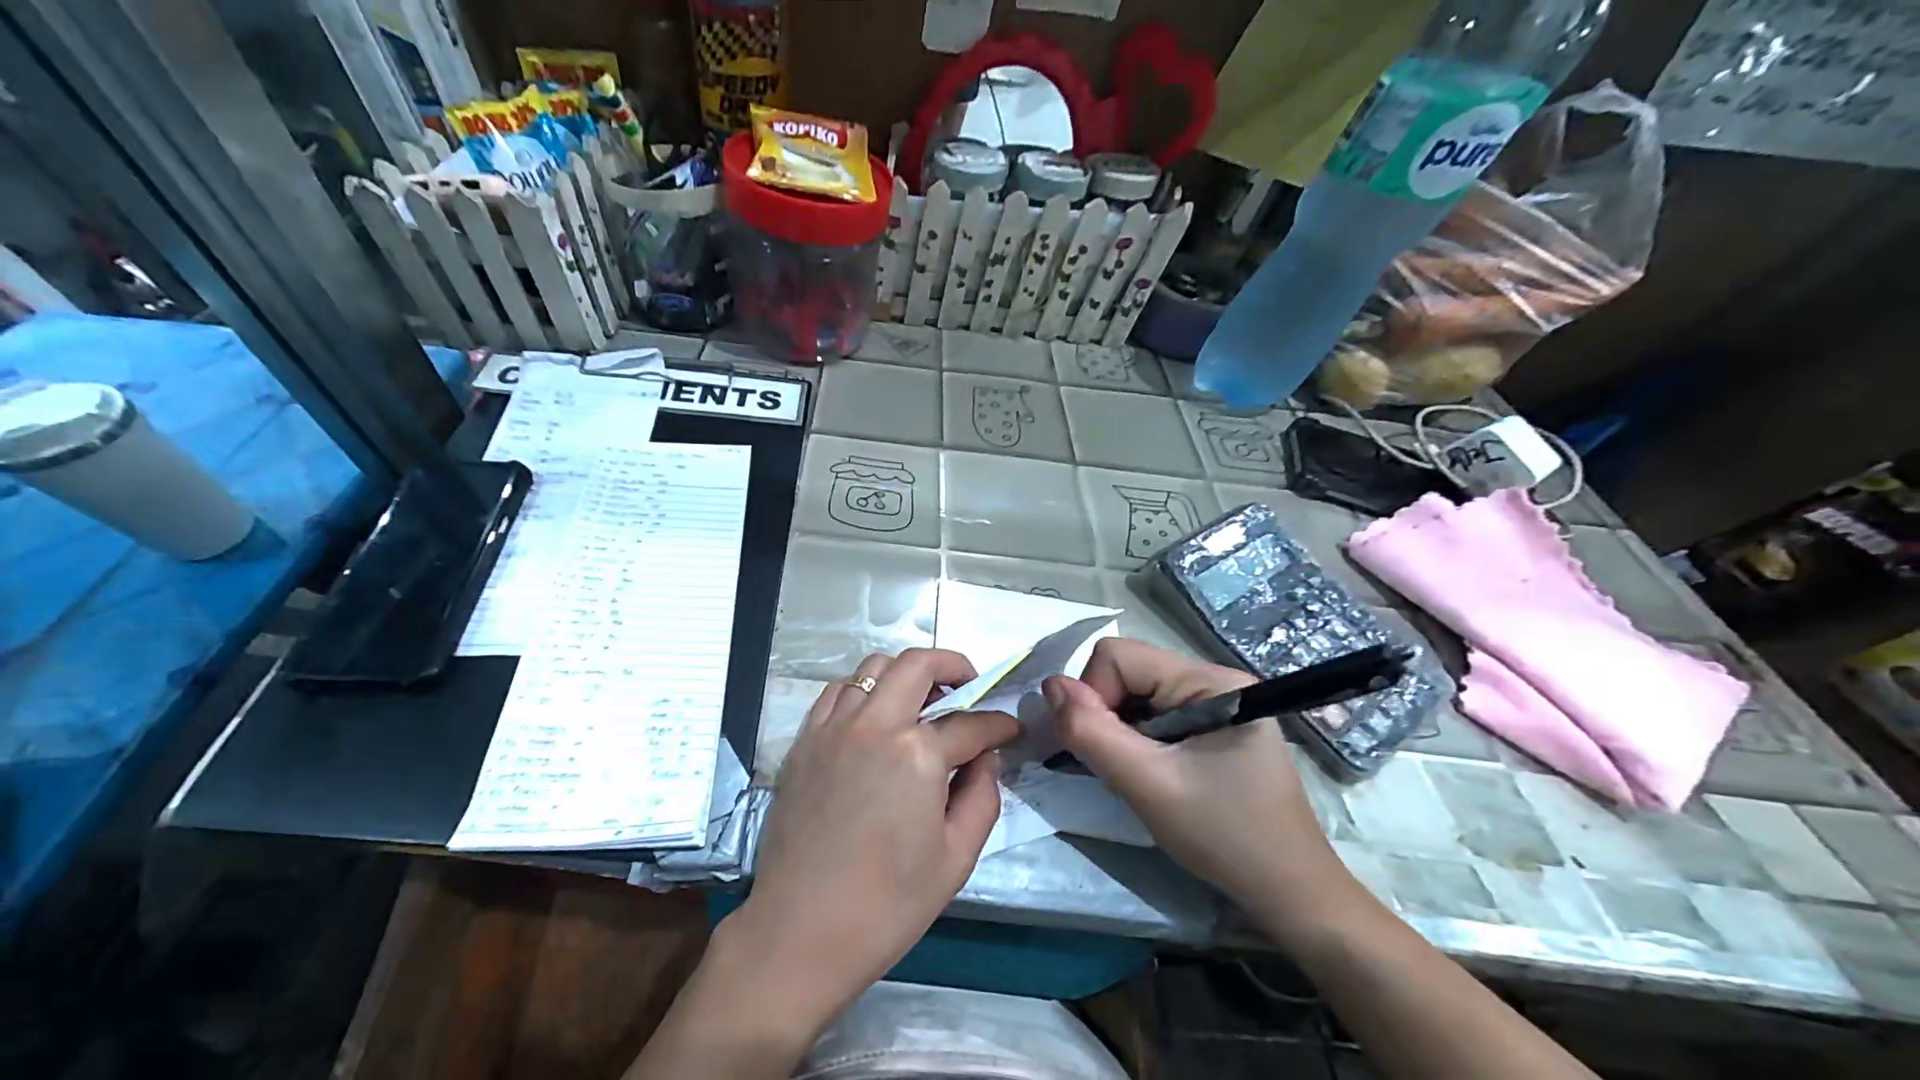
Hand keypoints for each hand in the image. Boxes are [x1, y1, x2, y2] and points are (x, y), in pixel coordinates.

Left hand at [727, 648, 1019, 1024]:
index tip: (1011, 729)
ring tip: (922, 702)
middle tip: (970, 687)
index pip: (971, 724)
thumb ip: (982, 795)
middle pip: (918, 664)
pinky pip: (837, 692)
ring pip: (873, 668)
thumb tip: (986, 757)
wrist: (801, 933)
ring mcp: (833, 727)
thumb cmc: (888, 905)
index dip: (999, 724)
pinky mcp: (805, 741)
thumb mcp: (957, 857)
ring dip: (905, 675)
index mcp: (917, 754)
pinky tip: (875, 719)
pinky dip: (864, 691)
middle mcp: (874, 724)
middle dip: (954, 666)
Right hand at [1043, 639, 1361, 932]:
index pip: (1119, 656)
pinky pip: (1152, 715)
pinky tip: (1153, 776)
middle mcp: (1212, 679)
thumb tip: (1050, 686)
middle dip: (1109, 717)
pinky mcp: (1211, 725)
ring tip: (1140, 777)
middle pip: (1127, 672)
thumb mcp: (1149, 786)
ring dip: (1122, 733)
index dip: (1094, 696)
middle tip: (1122, 769)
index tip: (1104, 750)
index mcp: (1209, 680)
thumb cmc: (1224, 837)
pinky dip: (1137, 743)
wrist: (1289, 891)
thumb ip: (1093, 732)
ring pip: (1135, 695)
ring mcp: (1214, 702)